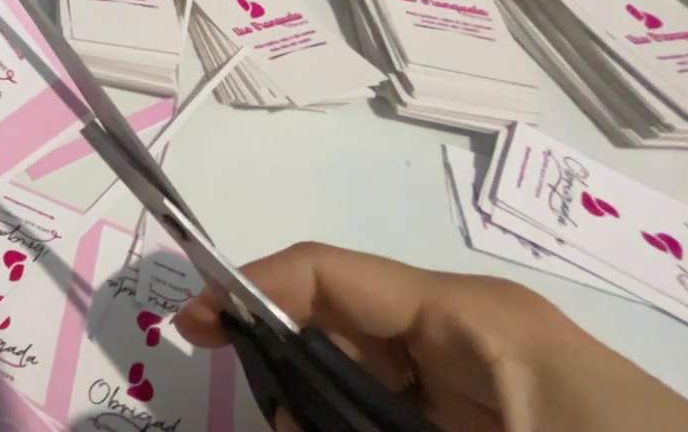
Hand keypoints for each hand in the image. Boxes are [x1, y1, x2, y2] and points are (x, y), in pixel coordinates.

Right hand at [174, 242, 687, 431]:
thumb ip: (363, 418)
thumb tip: (283, 417)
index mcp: (465, 311)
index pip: (324, 271)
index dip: (248, 288)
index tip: (193, 329)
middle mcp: (465, 325)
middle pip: (337, 322)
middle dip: (288, 366)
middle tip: (277, 422)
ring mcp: (483, 371)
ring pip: (364, 368)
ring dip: (325, 403)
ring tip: (308, 429)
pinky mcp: (493, 408)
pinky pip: (400, 400)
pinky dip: (360, 417)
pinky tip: (343, 429)